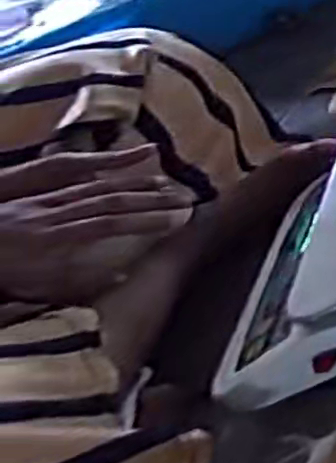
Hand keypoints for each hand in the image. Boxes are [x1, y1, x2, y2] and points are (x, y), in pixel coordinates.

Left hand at [0, 146, 195, 297]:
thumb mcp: (22, 287)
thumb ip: (69, 283)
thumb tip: (123, 277)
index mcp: (43, 241)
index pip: (109, 225)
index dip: (147, 220)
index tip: (181, 219)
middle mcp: (44, 218)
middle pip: (108, 202)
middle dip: (152, 198)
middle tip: (186, 197)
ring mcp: (35, 206)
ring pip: (94, 189)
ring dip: (135, 184)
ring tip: (167, 182)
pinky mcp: (27, 202)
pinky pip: (71, 185)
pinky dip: (103, 177)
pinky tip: (122, 175)